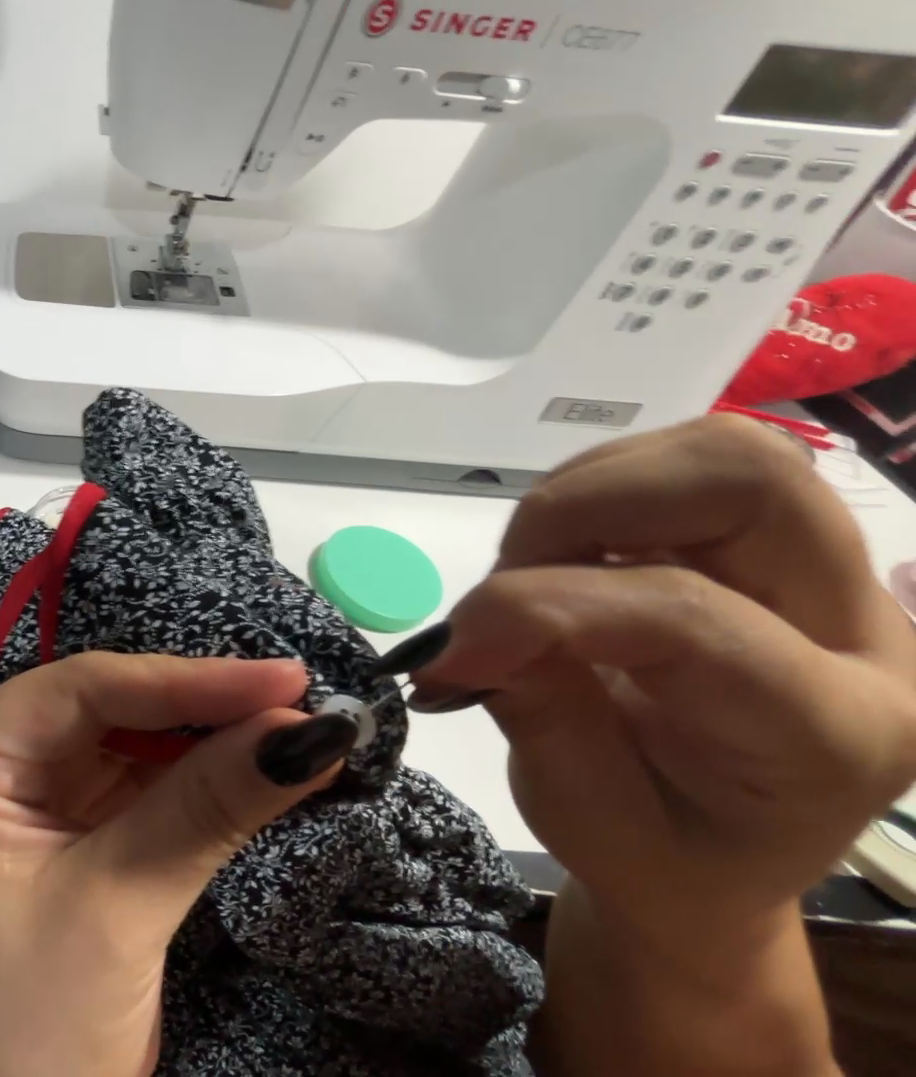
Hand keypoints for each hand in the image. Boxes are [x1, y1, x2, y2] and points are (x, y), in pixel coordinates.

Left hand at [0, 653, 355, 1076]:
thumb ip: (206, 806)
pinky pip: (152, 770)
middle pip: (114, 699)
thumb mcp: (118, 902)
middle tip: (305, 698)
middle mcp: (0, 750)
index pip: (84, 688)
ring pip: (139, 728)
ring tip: (302, 725)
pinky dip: (209, 768)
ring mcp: (43, 780)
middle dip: (207, 702)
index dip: (187, 678)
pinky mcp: (83, 812)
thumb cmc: (38, 1017)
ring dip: (216, 730)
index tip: (284, 680)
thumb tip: (306, 730)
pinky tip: (266, 758)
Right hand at [409, 414, 915, 940]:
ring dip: (584, 494)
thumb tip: (466, 632)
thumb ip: (536, 712)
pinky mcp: (774, 550)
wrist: (713, 857)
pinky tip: (560, 559)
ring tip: (530, 573)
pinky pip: (681, 466)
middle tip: (507, 577)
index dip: (541, 609)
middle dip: (585, 508)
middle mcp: (861, 634)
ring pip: (716, 452)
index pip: (689, 616)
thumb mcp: (583, 815)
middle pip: (745, 479)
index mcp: (831, 731)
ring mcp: (829, 579)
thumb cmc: (653, 855)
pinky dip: (590, 493)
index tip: (449, 651)